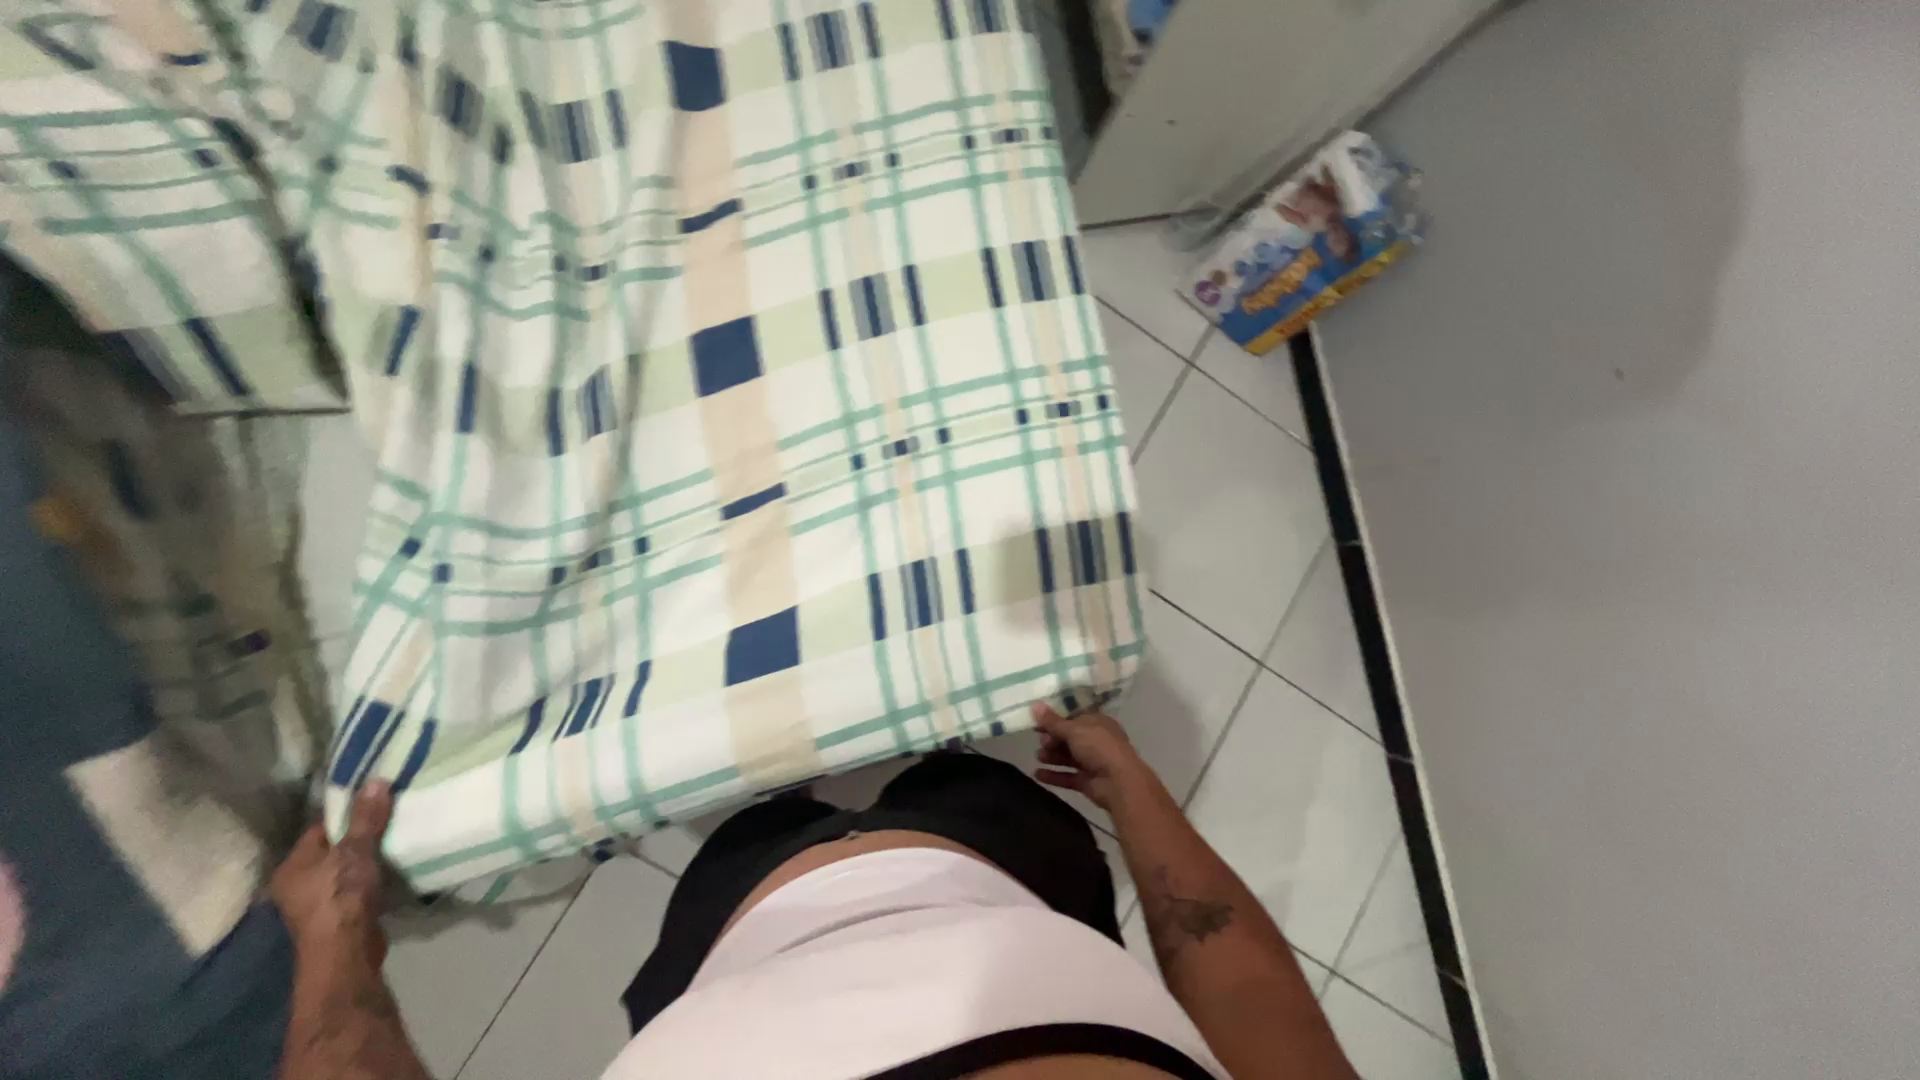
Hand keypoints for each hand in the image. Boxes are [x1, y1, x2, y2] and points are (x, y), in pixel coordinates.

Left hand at [271, 781, 394, 968]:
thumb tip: (375, 779)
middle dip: (361, 835)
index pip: (321, 828)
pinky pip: (355, 886)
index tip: (378, 800)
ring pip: (345, 869)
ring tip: (398, 839)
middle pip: (333, 848)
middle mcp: (296, 884)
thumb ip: (366, 818)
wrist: (346, 951)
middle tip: (393, 817)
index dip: (349, 812)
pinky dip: (372, 877)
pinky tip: (393, 869)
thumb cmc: (341, 896)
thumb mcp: (356, 851)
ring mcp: (315, 903)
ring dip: (368, 858)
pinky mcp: (337, 917)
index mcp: (292, 865)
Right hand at [1030, 702, 1164, 811]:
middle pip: (1070, 738)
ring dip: (1052, 756)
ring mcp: (1093, 762)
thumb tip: (1034, 704)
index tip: (1038, 721)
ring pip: (1069, 757)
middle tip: (1041, 741)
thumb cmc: (1098, 747)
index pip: (1075, 717)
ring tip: (1038, 756)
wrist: (1119, 783)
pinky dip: (1053, 775)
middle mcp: (1096, 741)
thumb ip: (1052, 721)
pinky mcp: (1088, 781)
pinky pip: (1068, 776)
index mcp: (1098, 723)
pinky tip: (1037, 774)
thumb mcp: (1073, 730)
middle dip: (1054, 739)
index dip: (1056, 719)